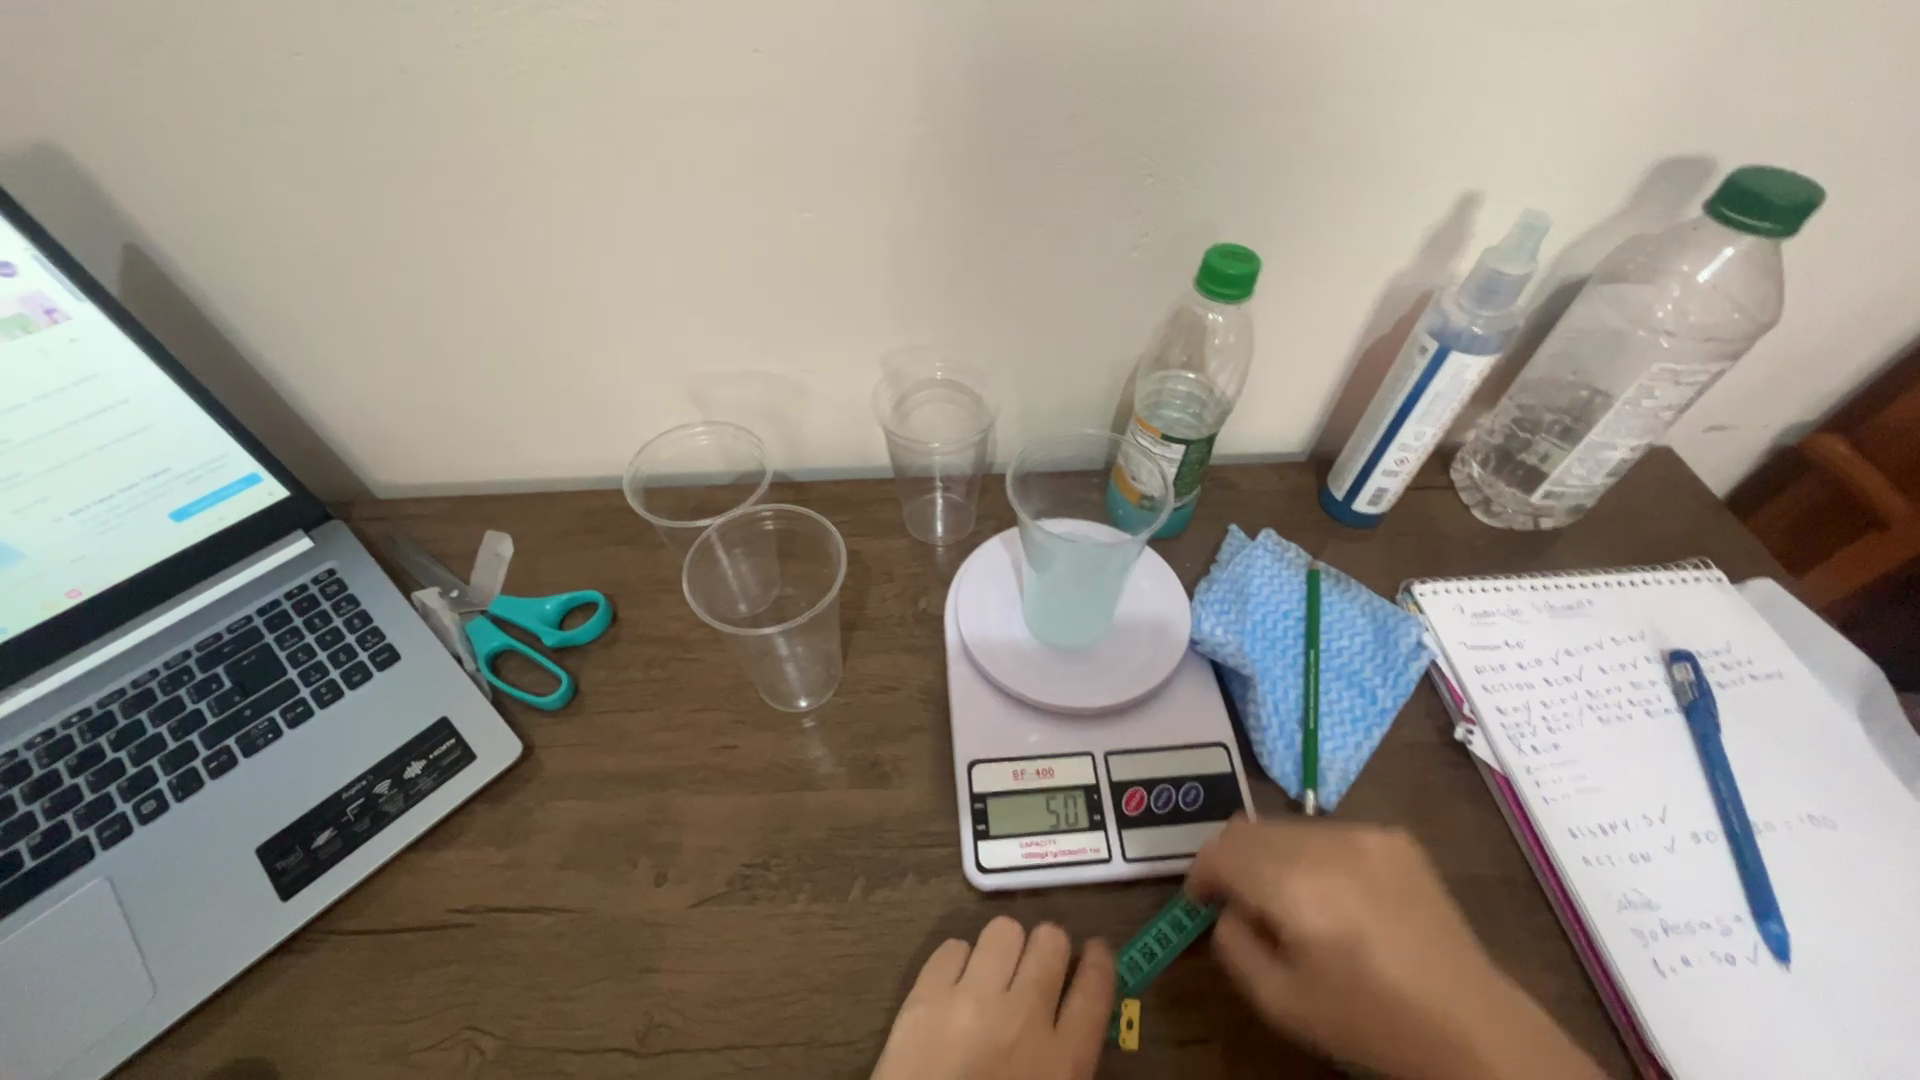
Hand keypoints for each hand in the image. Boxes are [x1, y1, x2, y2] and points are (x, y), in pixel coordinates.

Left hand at [870, 917, 1114, 1079]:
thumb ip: (1067, 1056)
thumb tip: (1071, 1013)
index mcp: (1064, 1063)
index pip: (1095, 986)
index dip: (1099, 960)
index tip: (1094, 950)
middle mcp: (1024, 1019)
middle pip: (1050, 941)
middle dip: (1048, 947)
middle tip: (1036, 964)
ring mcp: (972, 1001)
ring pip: (1004, 930)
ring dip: (1004, 947)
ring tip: (993, 970)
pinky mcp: (926, 995)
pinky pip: (954, 946)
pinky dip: (958, 962)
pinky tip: (954, 985)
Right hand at [1187, 818, 1604, 1079]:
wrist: (1470, 1024)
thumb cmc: (1367, 1020)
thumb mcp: (1280, 1002)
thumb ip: (1233, 945)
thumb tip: (1228, 908)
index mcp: (1294, 885)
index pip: (1220, 851)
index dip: (1200, 873)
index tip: (1201, 901)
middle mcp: (1326, 844)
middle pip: (1248, 830)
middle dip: (1232, 861)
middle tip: (1237, 900)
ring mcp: (1364, 834)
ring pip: (1286, 826)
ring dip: (1271, 854)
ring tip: (1289, 898)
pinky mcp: (1393, 837)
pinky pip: (1328, 831)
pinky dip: (1312, 853)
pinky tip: (1335, 893)